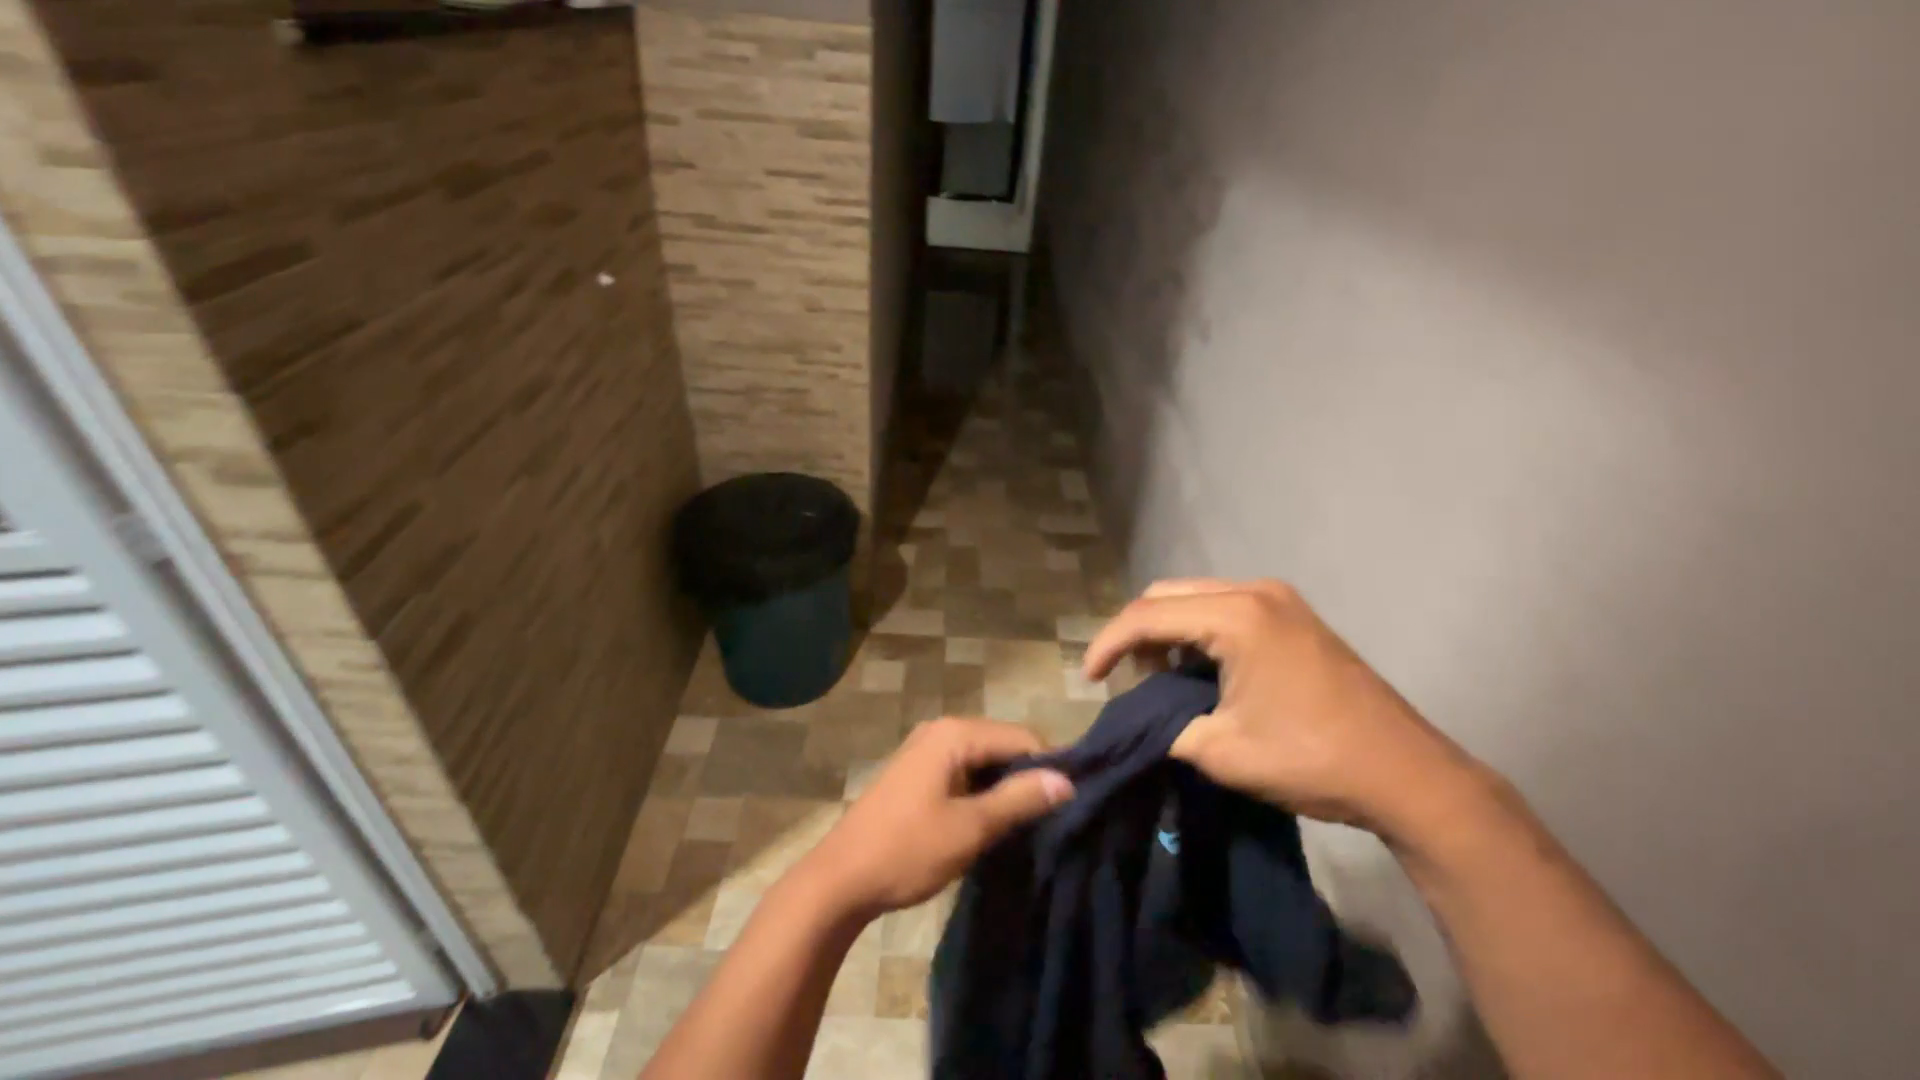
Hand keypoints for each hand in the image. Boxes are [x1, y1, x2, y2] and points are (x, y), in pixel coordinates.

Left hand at [797, 717, 1073, 916]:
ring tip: (1027, 826)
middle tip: (1051, 819)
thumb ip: (1020, 799)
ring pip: (985, 762)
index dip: (1050, 767)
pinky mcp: (917, 775)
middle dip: (1027, 778)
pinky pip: (964, 774)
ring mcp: (925, 752)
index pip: (1023, 737)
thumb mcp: (971, 827)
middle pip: (1003, 745)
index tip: (1072, 804)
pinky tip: (992, 824)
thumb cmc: (907, 850)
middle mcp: (941, 731)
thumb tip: (1068, 780)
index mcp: (955, 734)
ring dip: (1005, 790)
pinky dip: (982, 794)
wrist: (840, 881)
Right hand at [1083, 579, 1482, 835]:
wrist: (1405, 774)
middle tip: (1124, 681)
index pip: (1148, 615)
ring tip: (1158, 682)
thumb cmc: (1310, 759)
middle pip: (1168, 595)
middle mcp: (1257, 592)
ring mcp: (1281, 601)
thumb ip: (1164, 728)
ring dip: (1168, 633)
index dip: (1108, 645)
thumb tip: (1136, 721)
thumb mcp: (1220, 752)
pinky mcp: (1295, 618)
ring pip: (1197, 599)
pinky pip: (1227, 610)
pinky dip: (1199, 634)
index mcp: (1237, 616)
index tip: (1086, 680)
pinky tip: (1198, 673)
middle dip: (1136, 634)